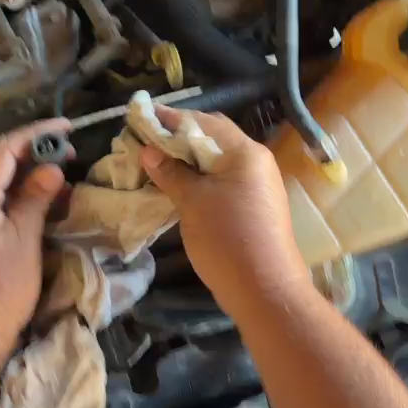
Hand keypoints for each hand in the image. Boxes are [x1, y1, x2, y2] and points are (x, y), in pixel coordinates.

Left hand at [0, 120, 68, 370]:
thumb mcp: (24, 240)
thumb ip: (35, 198)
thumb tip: (51, 168)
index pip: (4, 150)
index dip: (36, 133)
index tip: (67, 127)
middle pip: (0, 164)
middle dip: (35, 153)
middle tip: (71, 151)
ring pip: (1, 185)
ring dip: (31, 176)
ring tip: (65, 174)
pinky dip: (23, 198)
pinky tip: (48, 202)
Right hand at [138, 107, 310, 316]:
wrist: (265, 291)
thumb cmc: (227, 238)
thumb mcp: (192, 202)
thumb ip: (171, 172)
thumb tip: (148, 150)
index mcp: (245, 152)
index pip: (204, 122)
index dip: (172, 118)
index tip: (142, 117)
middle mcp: (256, 161)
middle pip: (214, 137)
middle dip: (180, 137)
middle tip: (148, 140)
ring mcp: (258, 184)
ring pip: (218, 160)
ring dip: (189, 158)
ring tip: (157, 161)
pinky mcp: (255, 204)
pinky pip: (224, 179)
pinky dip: (201, 176)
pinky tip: (179, 184)